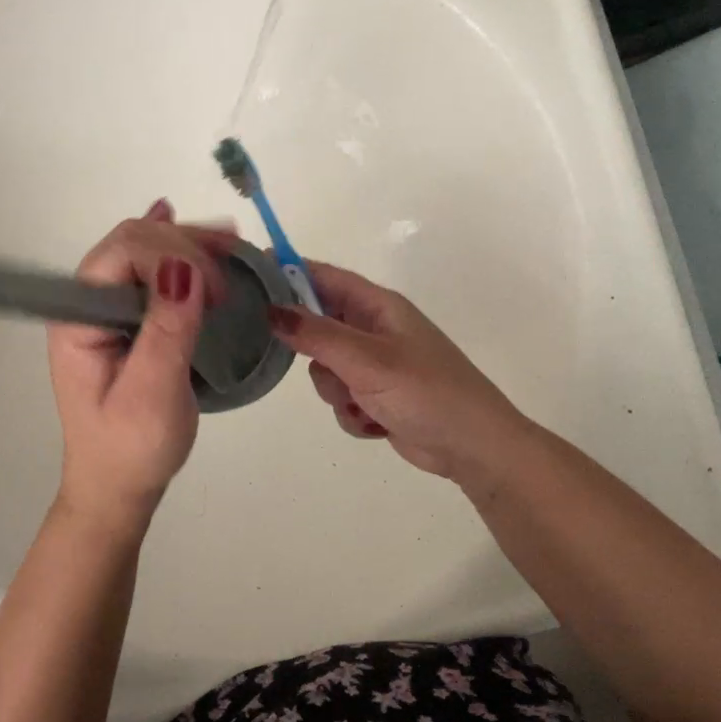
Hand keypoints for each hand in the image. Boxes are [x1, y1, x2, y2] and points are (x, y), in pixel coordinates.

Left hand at [47, 200, 231, 533]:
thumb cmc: (130, 448)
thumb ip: (166, 331)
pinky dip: (179, 253)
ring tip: (231, 248)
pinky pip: (148, 270)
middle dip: (184, 244)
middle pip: (132, 242)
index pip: (120, 253)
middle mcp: (86, 303)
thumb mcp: (152, 396)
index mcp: (79, 319)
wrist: (117, 485)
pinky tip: (196, 240)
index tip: (215, 292)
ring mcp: (104, 308)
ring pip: (143, 249)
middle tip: (230, 276)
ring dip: (188, 243)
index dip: (172, 254)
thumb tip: (184, 268)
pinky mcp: (125, 318)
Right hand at [266, 261, 536, 481]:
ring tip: (363, 402)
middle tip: (315, 363)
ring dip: (335, 390)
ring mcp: (374, 364)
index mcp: (378, 306)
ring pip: (323, 368)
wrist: (473, 448)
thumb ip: (315, 334)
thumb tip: (270, 309)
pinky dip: (351, 413)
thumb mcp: (367, 360)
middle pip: (316, 325)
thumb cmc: (427, 392)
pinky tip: (375, 424)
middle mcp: (373, 329)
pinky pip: (340, 397)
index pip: (321, 277)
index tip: (247, 281)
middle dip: (312, 352)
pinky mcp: (376, 396)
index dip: (285, 273)